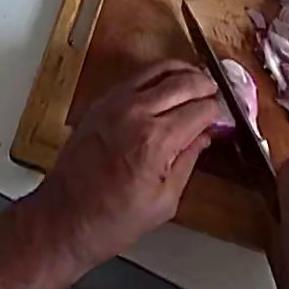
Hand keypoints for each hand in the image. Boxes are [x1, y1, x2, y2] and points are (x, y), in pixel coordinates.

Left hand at [21, 61, 219, 270]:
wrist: (64, 217)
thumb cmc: (113, 219)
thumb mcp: (164, 200)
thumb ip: (188, 160)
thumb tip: (205, 135)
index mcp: (156, 141)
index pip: (200, 109)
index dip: (217, 110)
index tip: (224, 115)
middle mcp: (137, 113)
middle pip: (184, 81)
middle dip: (205, 85)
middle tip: (216, 92)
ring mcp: (116, 102)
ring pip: (160, 69)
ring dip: (183, 71)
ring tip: (198, 79)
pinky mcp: (102, 101)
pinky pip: (137, 75)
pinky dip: (158, 74)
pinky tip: (167, 84)